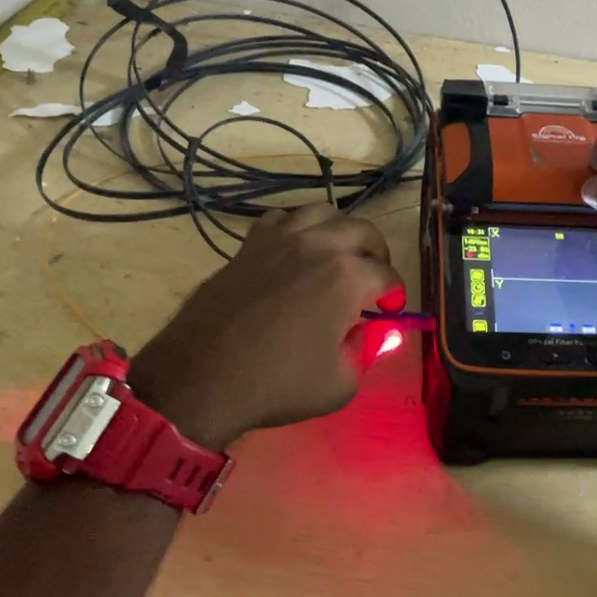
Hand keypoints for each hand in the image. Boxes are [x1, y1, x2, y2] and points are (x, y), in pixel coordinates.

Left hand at [127, 203, 404, 449]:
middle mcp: (318, 245)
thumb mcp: (340, 383)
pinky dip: (296, 228)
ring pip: (322, 212)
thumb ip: (364, 351)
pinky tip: (295, 249)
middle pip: (362, 231)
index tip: (389, 310)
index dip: (394, 295)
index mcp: (347, 276)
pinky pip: (281, 219)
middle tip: (373, 278)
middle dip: (376, 254)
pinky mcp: (249, 244)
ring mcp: (280, 239)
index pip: (386, 275)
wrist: (201, 378)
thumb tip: (362, 332)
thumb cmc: (277, 384)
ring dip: (339, 230)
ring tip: (338, 254)